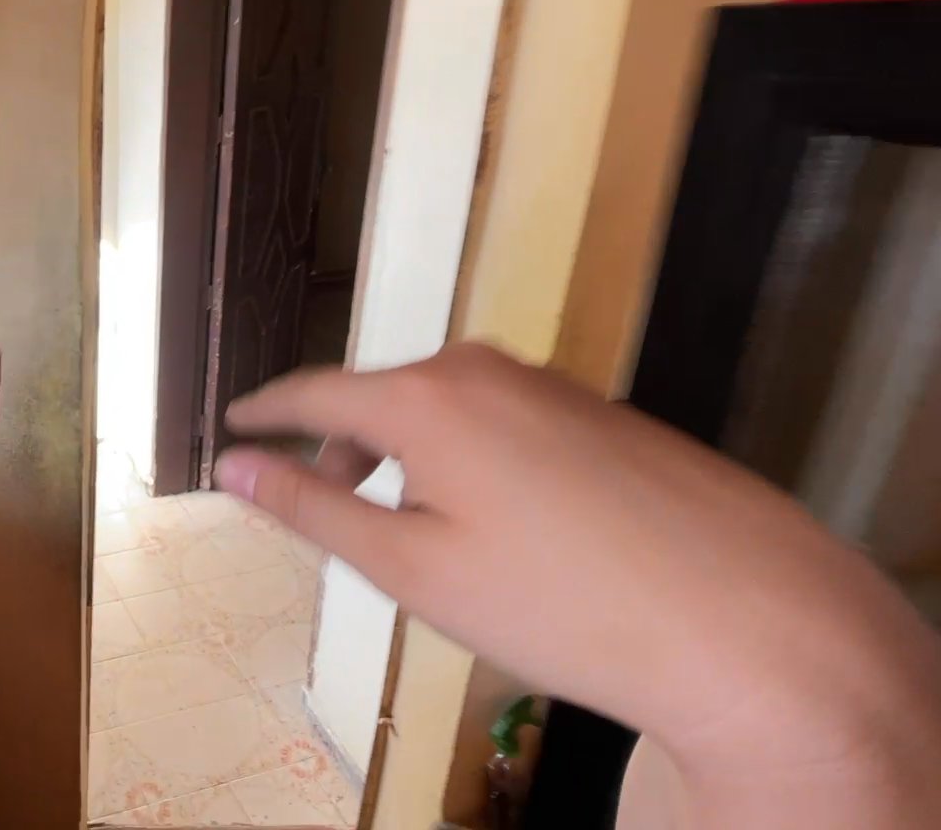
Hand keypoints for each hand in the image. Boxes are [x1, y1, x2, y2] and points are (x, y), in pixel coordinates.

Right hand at [217, 344, 940, 827]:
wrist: (773, 633)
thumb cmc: (558, 603)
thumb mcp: (408, 565)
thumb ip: (307, 505)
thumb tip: (230, 466)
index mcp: (421, 399)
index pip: (310, 392)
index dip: (264, 409)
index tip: (234, 419)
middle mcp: (479, 370)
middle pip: (376, 398)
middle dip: (340, 445)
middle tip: (331, 501)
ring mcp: (548, 383)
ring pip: (438, 407)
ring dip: (402, 452)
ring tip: (415, 522)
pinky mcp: (599, 408)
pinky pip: (496, 415)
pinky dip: (462, 452)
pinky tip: (499, 518)